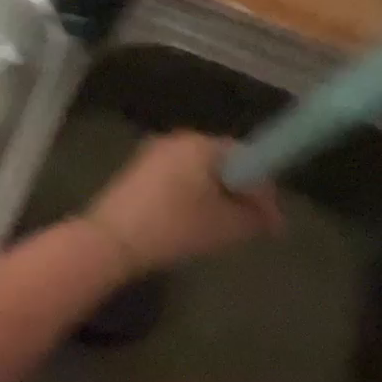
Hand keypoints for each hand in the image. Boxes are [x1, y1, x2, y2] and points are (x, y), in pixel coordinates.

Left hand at [82, 132, 282, 274]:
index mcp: (200, 144)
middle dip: (240, 194)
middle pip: (221, 164)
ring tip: (224, 229)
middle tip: (252, 226)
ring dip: (214, 198)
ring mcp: (150, 156)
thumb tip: (271, 219)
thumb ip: (257, 218)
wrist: (108, 240)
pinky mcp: (133, 174)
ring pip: (197, 175)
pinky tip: (192, 224)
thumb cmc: (173, 228)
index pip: (248, 157)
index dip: (264, 191)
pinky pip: (175, 182)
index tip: (272, 221)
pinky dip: (190, 199)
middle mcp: (174, 141)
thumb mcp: (227, 226)